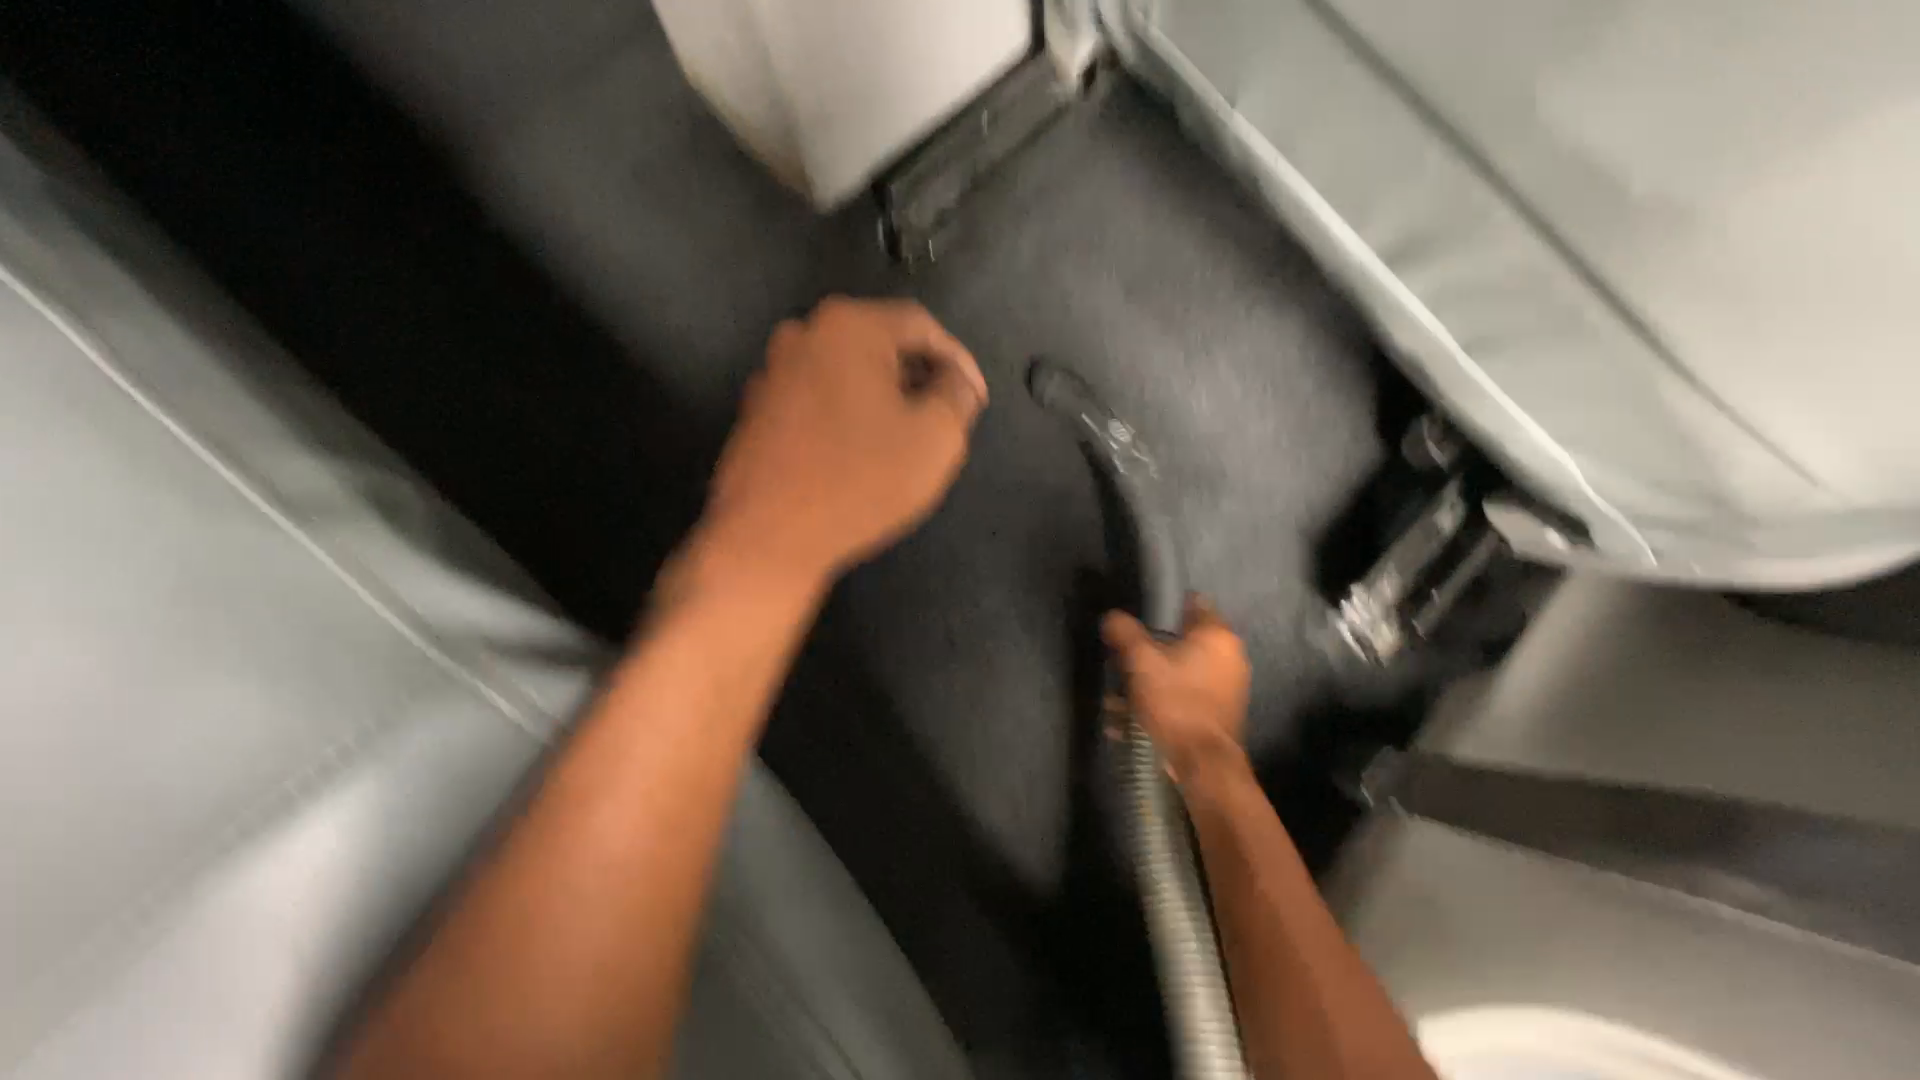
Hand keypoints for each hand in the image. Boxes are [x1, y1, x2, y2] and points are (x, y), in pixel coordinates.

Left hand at [701, 297, 987, 582]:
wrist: (765, 537)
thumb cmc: (859, 480)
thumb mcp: (936, 438)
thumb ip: (958, 395)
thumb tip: (956, 380)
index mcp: (848, 325)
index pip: (922, 326)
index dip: (959, 361)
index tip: (976, 400)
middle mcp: (803, 334)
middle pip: (881, 344)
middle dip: (920, 378)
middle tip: (946, 418)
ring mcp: (772, 373)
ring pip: (848, 373)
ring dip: (884, 399)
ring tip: (908, 440)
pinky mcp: (757, 411)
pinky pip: (819, 400)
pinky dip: (849, 416)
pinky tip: (862, 455)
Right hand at [1103, 597, 1251, 784]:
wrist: (1203, 763)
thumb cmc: (1175, 702)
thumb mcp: (1141, 663)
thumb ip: (1125, 634)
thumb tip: (1112, 616)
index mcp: (1217, 635)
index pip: (1191, 602)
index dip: (1162, 607)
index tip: (1137, 618)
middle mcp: (1231, 655)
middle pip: (1182, 641)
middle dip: (1149, 651)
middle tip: (1122, 660)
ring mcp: (1229, 685)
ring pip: (1181, 671)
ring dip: (1151, 681)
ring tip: (1119, 698)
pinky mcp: (1221, 711)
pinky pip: (1186, 695)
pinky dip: (1163, 701)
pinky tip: (1134, 718)